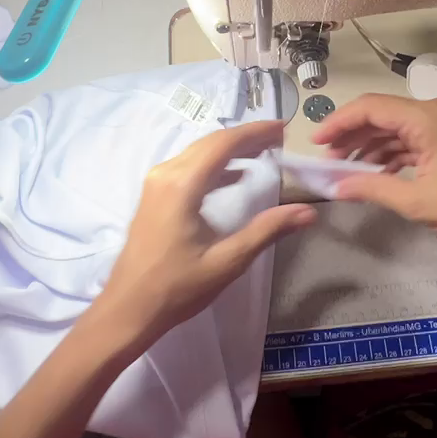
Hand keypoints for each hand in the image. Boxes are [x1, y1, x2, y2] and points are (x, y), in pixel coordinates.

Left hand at [96, 120, 316, 340]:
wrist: (128, 310)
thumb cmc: (177, 288)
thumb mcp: (227, 261)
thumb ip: (267, 230)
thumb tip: (308, 212)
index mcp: (182, 185)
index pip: (224, 144)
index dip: (255, 132)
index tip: (284, 127)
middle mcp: (166, 174)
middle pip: (211, 143)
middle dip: (246, 137)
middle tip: (280, 138)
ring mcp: (156, 183)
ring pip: (199, 153)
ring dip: (231, 149)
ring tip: (265, 151)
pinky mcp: (155, 195)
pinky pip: (189, 167)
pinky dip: (215, 165)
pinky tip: (237, 175)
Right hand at [313, 94, 436, 251]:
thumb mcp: (419, 202)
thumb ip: (373, 189)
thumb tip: (335, 187)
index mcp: (429, 118)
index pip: (371, 108)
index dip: (339, 122)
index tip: (316, 141)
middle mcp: (436, 109)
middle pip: (381, 114)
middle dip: (351, 135)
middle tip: (326, 159)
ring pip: (395, 125)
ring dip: (369, 145)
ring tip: (344, 168)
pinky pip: (411, 136)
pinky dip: (391, 151)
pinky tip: (373, 171)